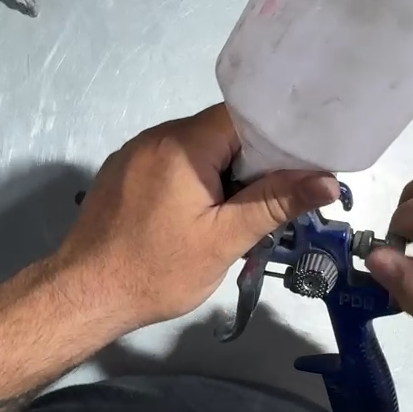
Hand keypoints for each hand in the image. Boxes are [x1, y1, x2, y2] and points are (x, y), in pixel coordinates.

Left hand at [50, 105, 338, 331]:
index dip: (278, 137)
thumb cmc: (156, 270)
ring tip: (240, 213)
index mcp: (183, 143)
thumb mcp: (224, 240)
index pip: (244, 116)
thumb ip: (275, 203)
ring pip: (197, 150)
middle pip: (221, 132)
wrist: (84, 295)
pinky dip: (194, 182)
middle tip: (278, 199)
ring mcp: (135, 154)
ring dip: (223, 175)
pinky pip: (171, 165)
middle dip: (252, 162)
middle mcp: (156, 136)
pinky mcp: (123, 174)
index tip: (303, 163)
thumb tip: (328, 179)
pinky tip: (199, 215)